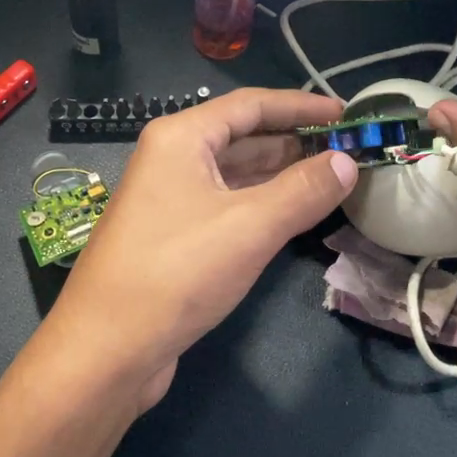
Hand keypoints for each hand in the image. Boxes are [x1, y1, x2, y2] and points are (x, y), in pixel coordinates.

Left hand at [41, 88, 358, 408]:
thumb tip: (348, 162)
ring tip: (334, 176)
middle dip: (295, 141)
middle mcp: (172, 158)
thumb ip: (304, 190)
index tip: (346, 113)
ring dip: (282, 173)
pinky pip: (228, 204)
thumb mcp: (250, 226)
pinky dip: (264, 203)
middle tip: (349, 148)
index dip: (301, 106)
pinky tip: (296, 212)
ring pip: (236, 173)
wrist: (107, 350)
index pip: (251, 105)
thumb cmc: (177, 272)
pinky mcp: (175, 236)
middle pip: (243, 136)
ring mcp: (171, 198)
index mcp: (181, 138)